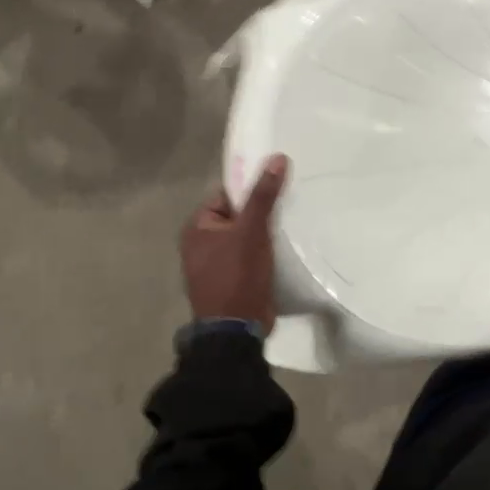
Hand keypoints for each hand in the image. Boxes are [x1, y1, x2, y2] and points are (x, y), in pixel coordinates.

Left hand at [181, 156, 288, 329]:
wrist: (236, 331)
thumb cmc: (236, 275)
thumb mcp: (252, 230)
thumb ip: (263, 195)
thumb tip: (277, 158)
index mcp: (197, 228)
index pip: (227, 195)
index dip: (251, 189)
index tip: (279, 184)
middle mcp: (202, 245)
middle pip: (239, 215)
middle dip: (262, 211)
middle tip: (290, 203)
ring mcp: (217, 265)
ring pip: (247, 236)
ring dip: (267, 232)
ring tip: (293, 222)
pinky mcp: (234, 281)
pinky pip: (252, 256)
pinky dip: (267, 251)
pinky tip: (287, 246)